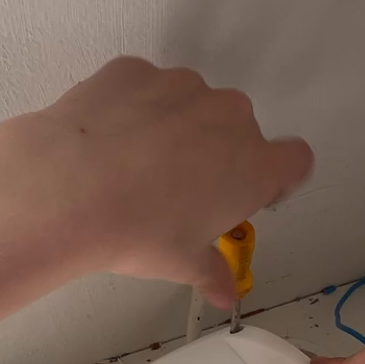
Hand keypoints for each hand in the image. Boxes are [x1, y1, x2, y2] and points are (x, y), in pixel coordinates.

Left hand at [12, 57, 313, 307]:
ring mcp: (182, 87)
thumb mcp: (181, 263)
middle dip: (218, 158)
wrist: (68, 190)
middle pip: (239, 134)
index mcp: (253, 167)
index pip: (295, 162)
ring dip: (177, 130)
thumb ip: (213, 274)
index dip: (276, 179)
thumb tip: (225, 293)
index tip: (249, 196)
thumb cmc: (138, 230)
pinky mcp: (136, 70)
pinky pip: (147, 90)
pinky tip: (111, 144)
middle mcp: (228, 116)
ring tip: (137, 169)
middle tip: (180, 195)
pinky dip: (136, 111)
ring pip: (192, 108)